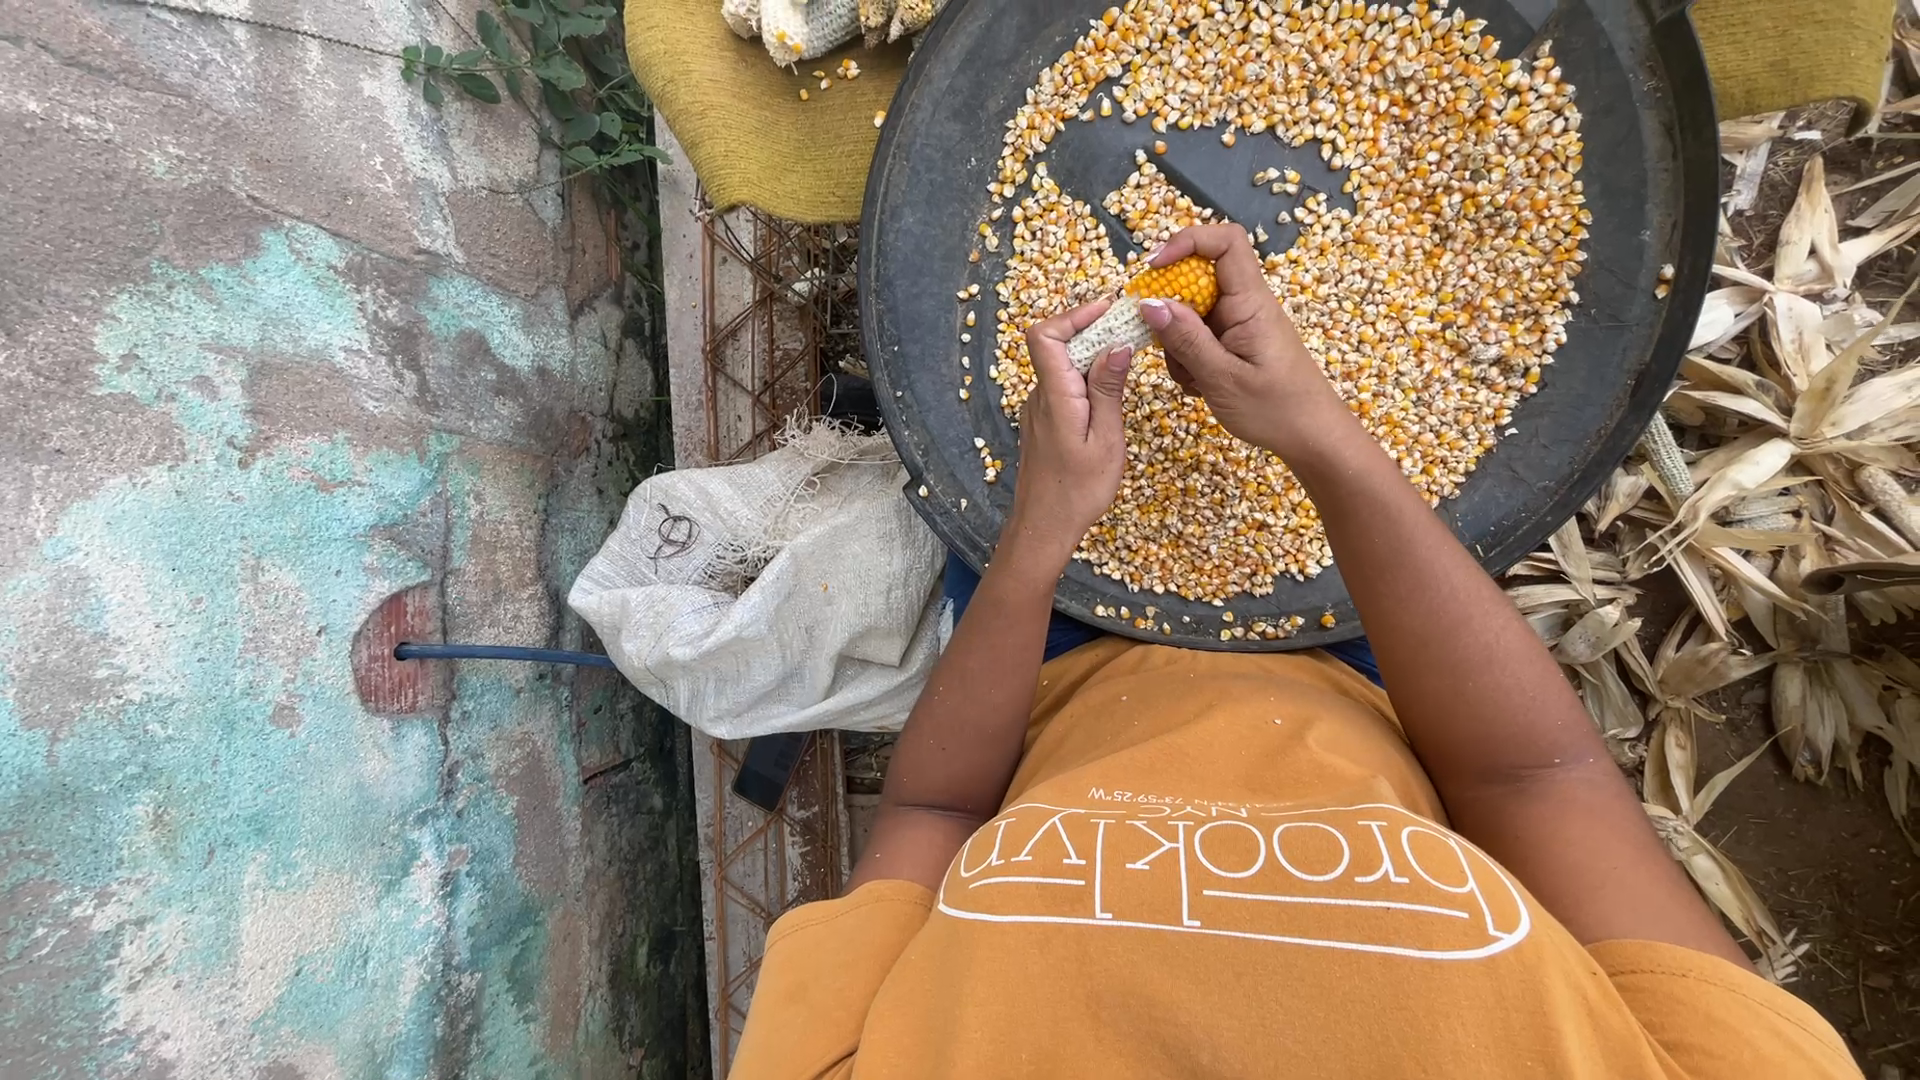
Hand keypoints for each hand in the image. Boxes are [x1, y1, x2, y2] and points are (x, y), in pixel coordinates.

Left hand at [1008, 301, 1134, 558]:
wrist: (1044, 527)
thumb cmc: (1078, 492)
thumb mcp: (1106, 440)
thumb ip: (1108, 390)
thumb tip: (1117, 344)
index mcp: (1054, 396)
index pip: (1045, 335)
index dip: (1074, 314)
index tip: (1109, 310)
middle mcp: (1039, 397)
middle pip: (1055, 344)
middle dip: (1092, 329)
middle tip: (1131, 330)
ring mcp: (1037, 410)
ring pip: (1060, 365)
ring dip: (1090, 354)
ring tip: (1127, 356)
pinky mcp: (1042, 422)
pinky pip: (1062, 386)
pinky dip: (1084, 377)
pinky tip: (1109, 391)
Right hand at [1138, 224, 1350, 456]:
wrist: (1310, 436)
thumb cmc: (1274, 409)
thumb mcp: (1221, 378)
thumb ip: (1185, 339)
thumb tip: (1148, 303)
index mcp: (1251, 302)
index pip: (1225, 242)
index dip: (1187, 242)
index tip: (1152, 269)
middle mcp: (1244, 305)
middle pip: (1197, 280)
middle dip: (1169, 309)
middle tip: (1158, 343)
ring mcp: (1237, 325)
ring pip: (1191, 314)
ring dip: (1177, 344)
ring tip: (1192, 379)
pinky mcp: (1233, 344)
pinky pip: (1197, 338)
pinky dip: (1187, 359)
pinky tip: (1198, 386)